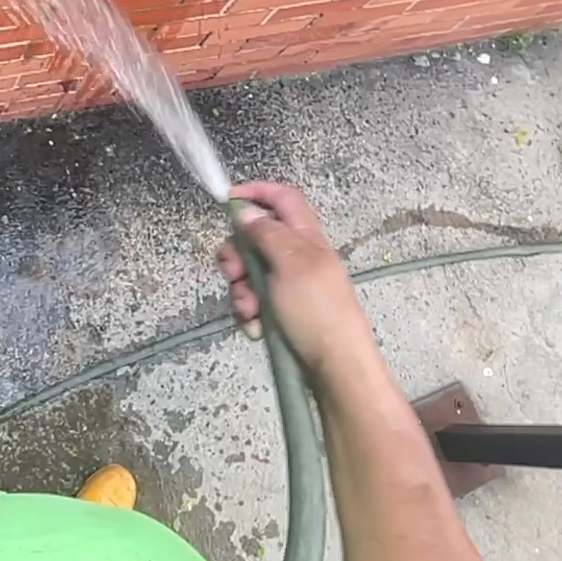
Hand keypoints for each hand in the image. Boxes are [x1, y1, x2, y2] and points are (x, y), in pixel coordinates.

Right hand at [217, 182, 373, 375]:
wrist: (335, 368)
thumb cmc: (317, 310)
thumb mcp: (290, 264)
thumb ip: (265, 233)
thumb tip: (244, 210)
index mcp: (305, 237)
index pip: (282, 198)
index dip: (256, 191)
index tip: (226, 199)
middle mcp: (296, 256)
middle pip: (254, 237)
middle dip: (237, 255)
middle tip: (233, 273)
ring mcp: (288, 285)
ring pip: (248, 272)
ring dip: (241, 290)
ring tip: (250, 311)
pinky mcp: (281, 310)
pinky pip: (252, 301)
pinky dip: (248, 312)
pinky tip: (255, 328)